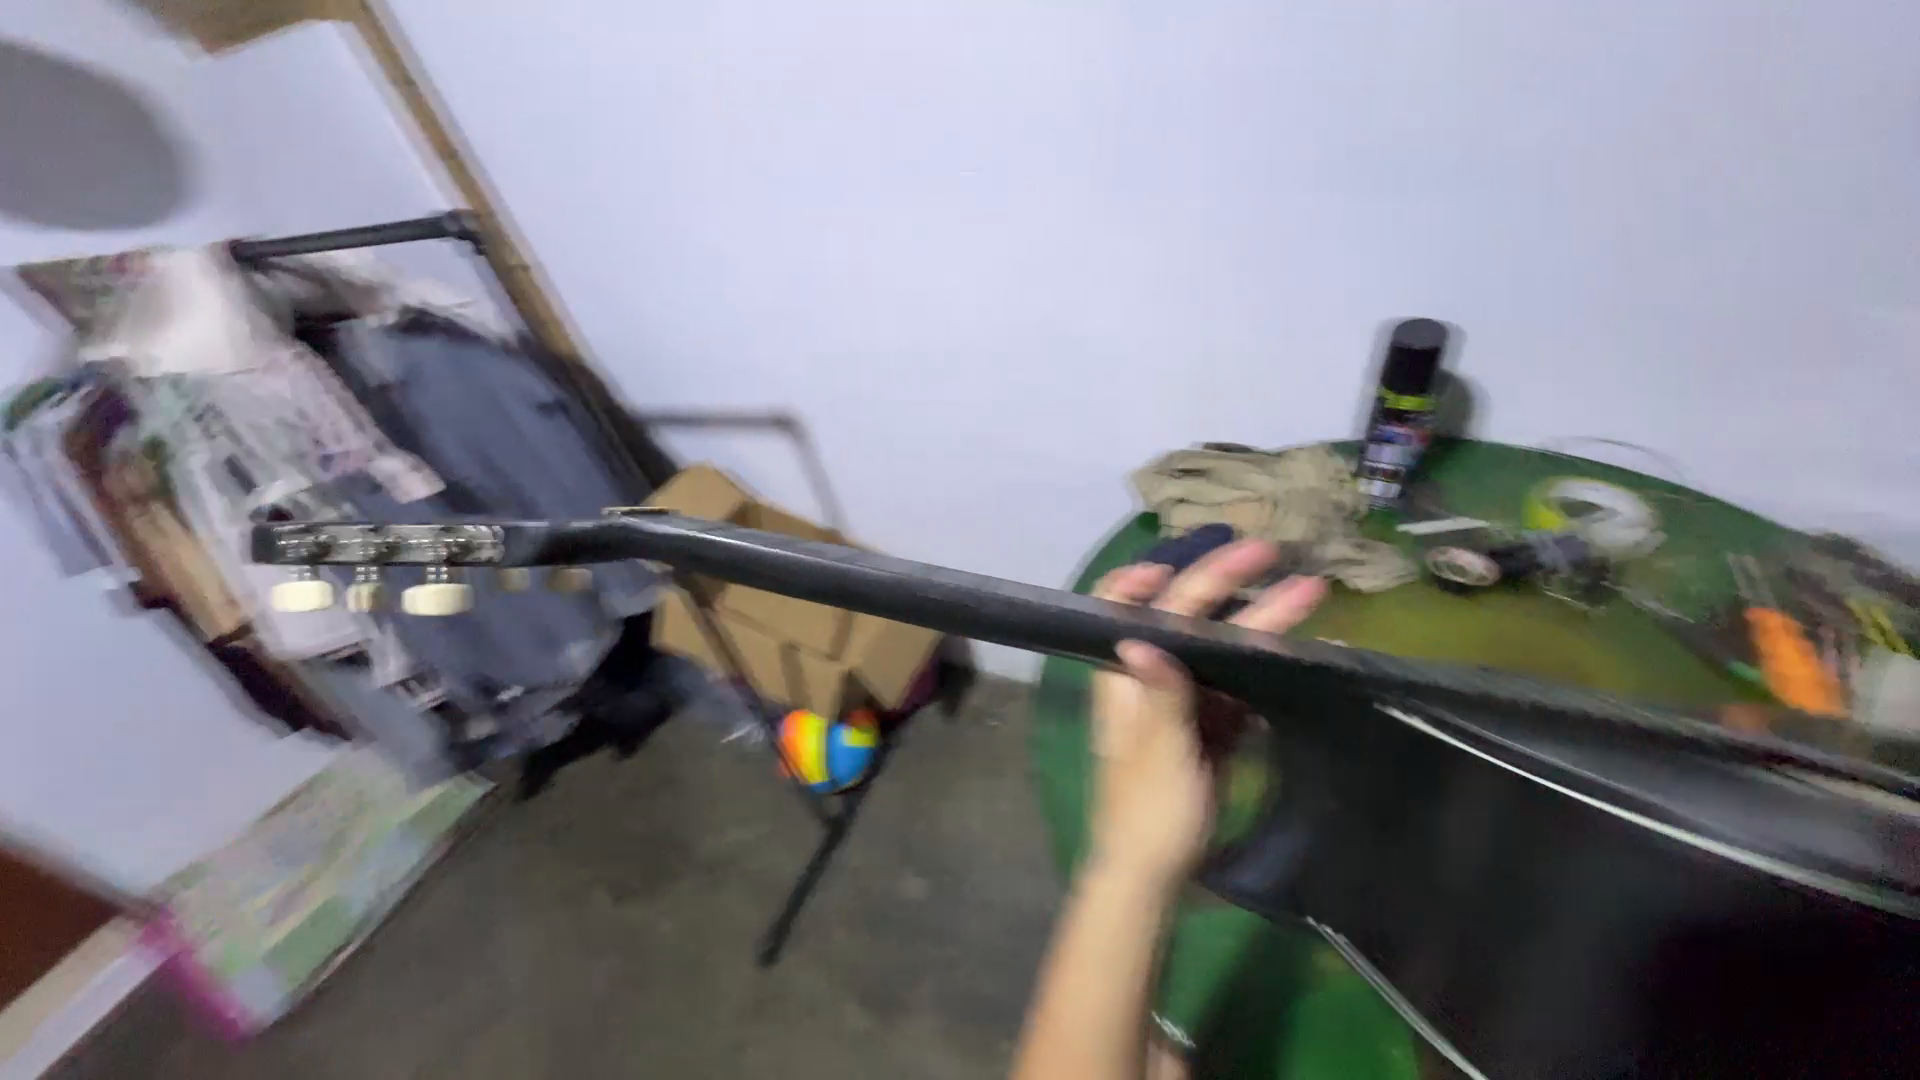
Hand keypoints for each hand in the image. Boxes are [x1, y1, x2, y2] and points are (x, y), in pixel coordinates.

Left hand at [1087, 540, 1325, 891]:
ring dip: (1260, 623)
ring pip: (1220, 651)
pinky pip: (1240, 690)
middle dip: (1226, 585)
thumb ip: (1158, 698)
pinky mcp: (1210, 728)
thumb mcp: (1156, 755)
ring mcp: (1184, 703)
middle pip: (1185, 622)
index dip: (1141, 581)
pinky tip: (1306, 657)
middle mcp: (1151, 681)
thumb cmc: (1146, 812)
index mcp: (1124, 679)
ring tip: (1308, 595)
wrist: (1156, 873)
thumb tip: (1139, 641)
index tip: (1172, 563)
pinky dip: (1269, 672)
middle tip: (1271, 553)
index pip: (1120, 612)